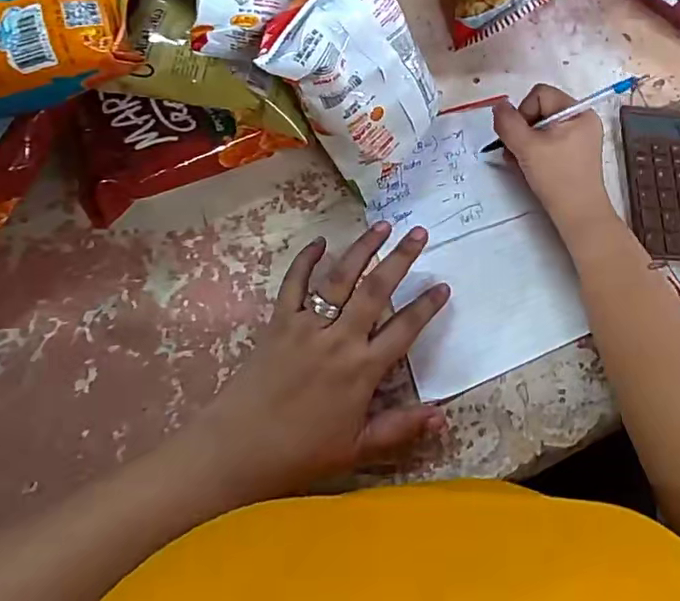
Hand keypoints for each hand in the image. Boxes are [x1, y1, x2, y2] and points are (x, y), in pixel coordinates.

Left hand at [195, 223, 449, 492]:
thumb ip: (400, 428)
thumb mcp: (356, 448)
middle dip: (400, 259)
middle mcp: (339, 339)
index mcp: (362, 370)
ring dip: (362, 249)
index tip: (443, 285)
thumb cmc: (300, 453)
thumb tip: (443, 417)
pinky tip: (320, 241)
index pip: (404, 329)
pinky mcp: (279, 322)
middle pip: (376, 290)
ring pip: (340, 278)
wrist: (236, 450)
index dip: (426, 306)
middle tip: (419, 233)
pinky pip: (294, 284)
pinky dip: (306, 260)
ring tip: (382, 226)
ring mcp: (307, 326)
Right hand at [491, 84, 618, 237]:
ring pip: (542, 127)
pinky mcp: (576, 152)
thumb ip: (507, 122)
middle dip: (523, 129)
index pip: (540, 94)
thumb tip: (499, 105)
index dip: (523, 112)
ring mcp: (581, 137)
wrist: (579, 215)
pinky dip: (536, 150)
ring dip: (525, 142)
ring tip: (520, 162)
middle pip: (540, 109)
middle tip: (516, 152)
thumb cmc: (556, 177)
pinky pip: (550, 140)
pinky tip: (529, 167)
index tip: (521, 138)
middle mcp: (583, 119)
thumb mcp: (526, 147)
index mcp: (578, 112)